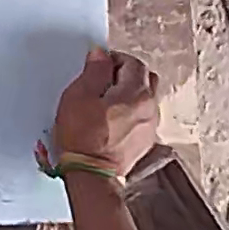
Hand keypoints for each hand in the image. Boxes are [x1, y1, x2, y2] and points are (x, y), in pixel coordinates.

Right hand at [53, 47, 159, 173]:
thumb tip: (100, 56)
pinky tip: (110, 119)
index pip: (132, 62)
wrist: (91, 173)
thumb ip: (94, 72)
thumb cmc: (83, 138)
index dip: (113, 59)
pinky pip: (141, 116)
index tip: (97, 65)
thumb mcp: (78, 96)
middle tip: (101, 80)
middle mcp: (150, 107)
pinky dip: (129, 111)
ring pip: (144, 97)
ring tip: (103, 102)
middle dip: (124, 73)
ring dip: (127, 93)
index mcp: (136, 93)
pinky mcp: (144, 140)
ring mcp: (150, 126)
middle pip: (144, 78)